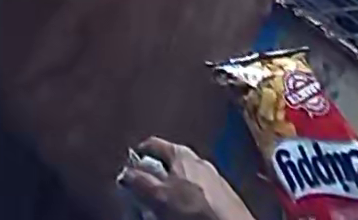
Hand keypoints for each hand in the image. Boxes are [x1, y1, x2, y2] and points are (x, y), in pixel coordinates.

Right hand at [119, 137, 255, 219]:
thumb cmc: (195, 212)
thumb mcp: (157, 196)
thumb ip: (137, 180)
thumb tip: (125, 174)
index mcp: (181, 152)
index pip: (151, 144)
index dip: (138, 156)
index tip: (131, 169)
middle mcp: (200, 161)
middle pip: (170, 164)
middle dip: (158, 177)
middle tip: (148, 193)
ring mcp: (218, 182)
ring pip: (187, 181)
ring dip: (176, 191)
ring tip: (169, 208)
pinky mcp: (232, 203)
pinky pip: (203, 196)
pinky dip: (193, 203)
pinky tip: (190, 214)